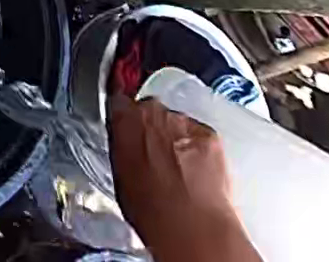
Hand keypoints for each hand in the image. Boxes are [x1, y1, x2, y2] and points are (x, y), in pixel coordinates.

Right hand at [107, 96, 261, 261]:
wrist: (191, 226)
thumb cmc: (151, 207)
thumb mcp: (119, 173)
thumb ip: (121, 146)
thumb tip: (127, 148)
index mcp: (125, 117)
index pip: (120, 102)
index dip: (125, 116)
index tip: (129, 127)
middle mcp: (152, 111)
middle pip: (151, 112)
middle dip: (154, 130)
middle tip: (157, 159)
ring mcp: (183, 122)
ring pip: (177, 125)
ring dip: (178, 141)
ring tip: (182, 174)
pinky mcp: (209, 136)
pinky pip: (201, 138)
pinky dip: (201, 152)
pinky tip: (199, 177)